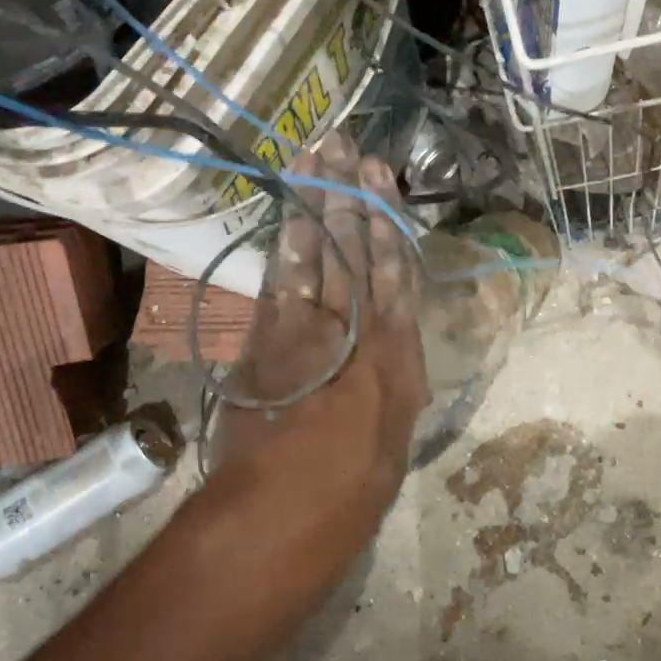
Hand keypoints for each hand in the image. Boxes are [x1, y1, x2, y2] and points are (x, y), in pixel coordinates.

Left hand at [211, 133, 427, 487]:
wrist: (278, 516)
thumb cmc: (352, 491)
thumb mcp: (393, 438)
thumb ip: (392, 385)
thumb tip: (390, 355)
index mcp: (397, 354)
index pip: (394, 270)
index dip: (387, 218)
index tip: (379, 176)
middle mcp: (355, 331)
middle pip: (352, 250)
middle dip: (347, 194)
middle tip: (341, 144)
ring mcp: (306, 333)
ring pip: (315, 256)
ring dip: (314, 206)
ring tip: (315, 161)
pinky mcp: (263, 344)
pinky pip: (279, 285)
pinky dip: (284, 248)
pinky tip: (288, 216)